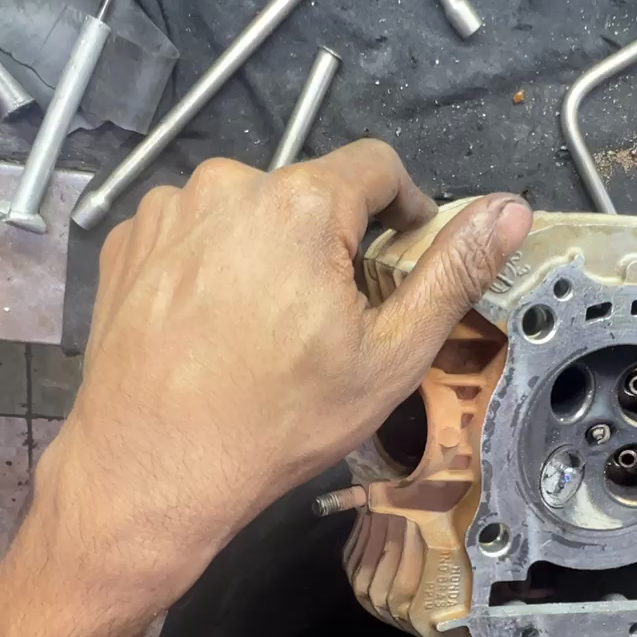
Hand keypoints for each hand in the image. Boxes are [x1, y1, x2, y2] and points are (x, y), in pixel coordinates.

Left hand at [43, 141, 533, 565]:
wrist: (152, 470)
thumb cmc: (281, 421)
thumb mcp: (390, 357)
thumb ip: (453, 274)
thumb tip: (512, 209)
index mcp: (302, 202)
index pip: (378, 166)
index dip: (403, 209)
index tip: (397, 259)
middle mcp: (228, 184)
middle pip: (308, 193)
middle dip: (331, 241)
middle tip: (326, 317)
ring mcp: (166, 209)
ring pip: (247, 211)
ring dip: (268, 249)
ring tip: (261, 326)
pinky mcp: (125, 241)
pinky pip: (191, 231)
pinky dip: (211, 261)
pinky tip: (209, 323)